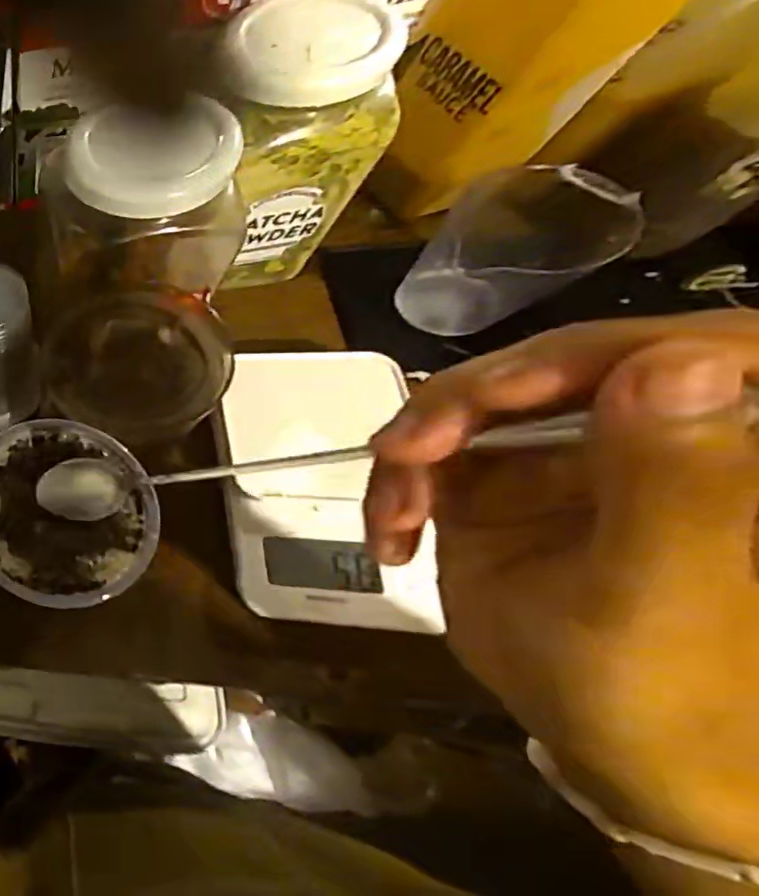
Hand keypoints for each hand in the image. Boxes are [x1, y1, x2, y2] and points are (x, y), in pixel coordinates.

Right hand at [364, 311, 758, 863]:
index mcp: (737, 458)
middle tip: (404, 453)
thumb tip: (678, 362)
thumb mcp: (658, 598)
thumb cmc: (665, 701)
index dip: (589, 353)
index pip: (692, 352)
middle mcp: (657, 442)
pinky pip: (428, 451)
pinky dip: (395, 484)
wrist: (614, 759)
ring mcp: (574, 460)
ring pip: (472, 406)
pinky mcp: (500, 482)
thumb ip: (673, 486)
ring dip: (414, 452)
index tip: (495, 394)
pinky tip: (388, 532)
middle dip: (463, 406)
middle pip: (553, 371)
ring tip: (391, 514)